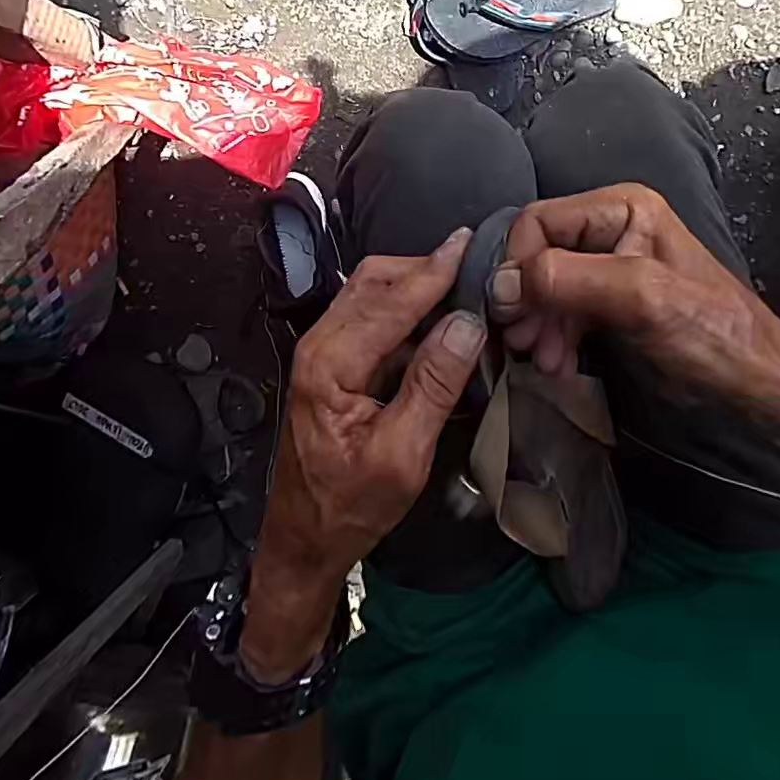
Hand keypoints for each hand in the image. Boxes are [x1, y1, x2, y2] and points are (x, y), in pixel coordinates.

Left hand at [241, 228, 486, 681]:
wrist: (304, 537)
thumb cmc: (349, 506)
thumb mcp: (402, 455)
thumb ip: (433, 386)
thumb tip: (466, 324)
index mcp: (331, 363)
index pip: (390, 302)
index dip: (434, 270)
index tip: (469, 242)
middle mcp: (320, 343)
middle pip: (374, 282)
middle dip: (425, 270)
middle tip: (475, 274)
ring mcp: (323, 350)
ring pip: (371, 294)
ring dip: (416, 287)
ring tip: (465, 293)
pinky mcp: (333, 362)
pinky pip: (372, 319)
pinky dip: (408, 312)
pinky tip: (439, 324)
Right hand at [488, 184, 779, 399]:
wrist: (752, 380)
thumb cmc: (712, 333)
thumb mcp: (638, 297)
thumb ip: (566, 280)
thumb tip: (500, 283)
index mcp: (619, 209)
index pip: (537, 222)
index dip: (517, 265)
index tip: (511, 311)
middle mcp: (608, 229)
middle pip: (536, 255)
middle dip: (526, 301)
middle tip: (522, 341)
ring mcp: (606, 266)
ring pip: (543, 286)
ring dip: (537, 324)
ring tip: (543, 359)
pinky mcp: (606, 299)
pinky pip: (560, 310)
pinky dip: (553, 336)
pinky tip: (557, 362)